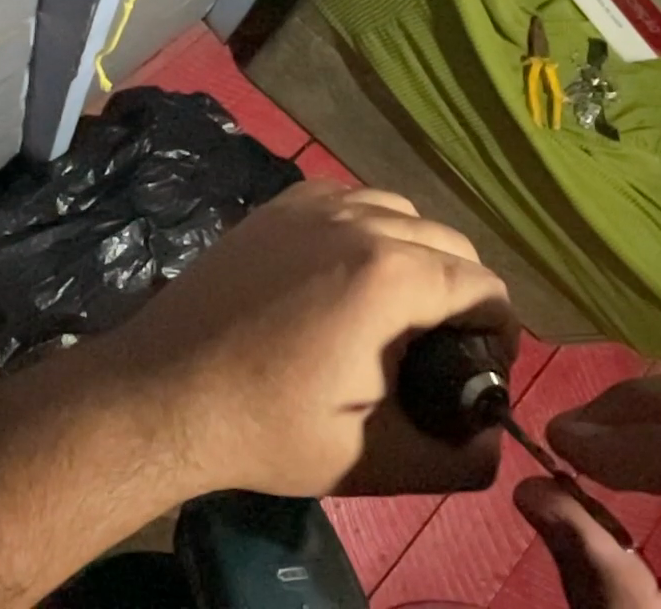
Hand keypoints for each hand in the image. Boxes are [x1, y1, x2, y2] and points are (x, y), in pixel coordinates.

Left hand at [97, 181, 514, 497]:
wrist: (163, 391)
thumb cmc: (266, 427)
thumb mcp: (373, 461)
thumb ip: (457, 457)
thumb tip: (493, 442)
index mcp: (390, 274)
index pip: (482, 285)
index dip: (497, 330)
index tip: (480, 367)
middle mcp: (357, 220)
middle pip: (446, 241)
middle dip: (460, 289)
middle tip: (443, 342)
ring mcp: (309, 205)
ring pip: (396, 210)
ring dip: (414, 251)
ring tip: (397, 303)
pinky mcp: (273, 207)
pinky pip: (346, 199)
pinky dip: (365, 225)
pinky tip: (345, 267)